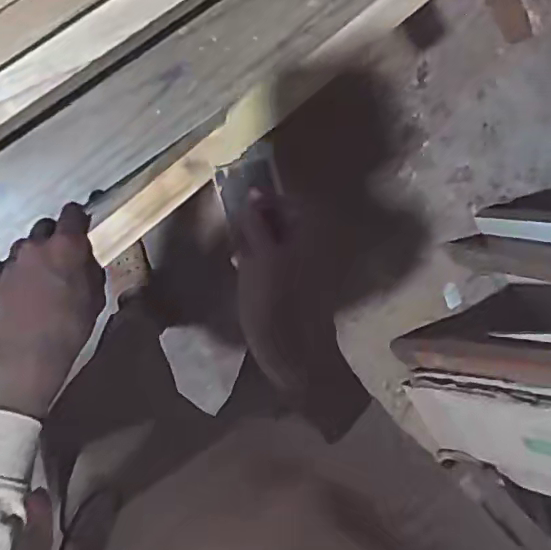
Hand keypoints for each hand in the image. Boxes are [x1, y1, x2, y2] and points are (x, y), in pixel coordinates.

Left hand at [0, 203, 105, 417]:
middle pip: (46, 226)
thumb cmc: (72, 326)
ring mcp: (11, 261)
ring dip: (35, 256)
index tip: (82, 225)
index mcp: (66, 245)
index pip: (72, 212)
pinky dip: (16, 272)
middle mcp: (36, 245)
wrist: (32, 354)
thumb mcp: (96, 295)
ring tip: (42, 279)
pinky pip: (7, 265)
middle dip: (55, 237)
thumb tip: (83, 255)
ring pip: (26, 246)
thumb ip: (90, 266)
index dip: (79, 218)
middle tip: (63, 259)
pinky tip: (23, 290)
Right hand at [232, 189, 367, 436]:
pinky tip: (242, 269)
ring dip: (256, 242)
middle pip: (286, 221)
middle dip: (258, 222)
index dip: (264, 199)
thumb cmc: (275, 302)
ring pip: (280, 242)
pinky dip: (261, 261)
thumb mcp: (258, 257)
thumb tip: (252, 196)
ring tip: (234, 251)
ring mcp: (310, 267)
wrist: (294, 353)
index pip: (290, 200)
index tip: (239, 205)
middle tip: (234, 230)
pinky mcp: (300, 287)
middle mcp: (316, 245)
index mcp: (312, 232)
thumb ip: (255, 224)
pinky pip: (280, 262)